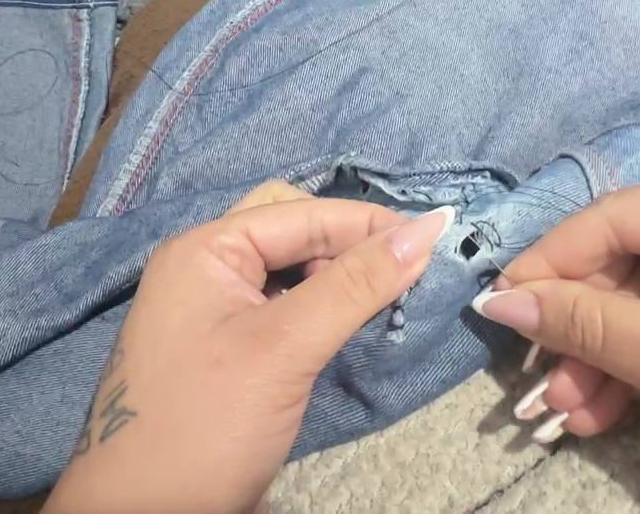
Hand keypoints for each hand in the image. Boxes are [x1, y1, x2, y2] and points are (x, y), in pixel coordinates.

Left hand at [43, 183, 454, 513]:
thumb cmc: (207, 426)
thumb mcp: (286, 349)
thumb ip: (356, 284)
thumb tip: (428, 228)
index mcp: (205, 248)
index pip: (300, 213)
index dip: (367, 222)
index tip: (434, 233)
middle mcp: (205, 264)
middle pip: (292, 228)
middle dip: (348, 242)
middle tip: (402, 267)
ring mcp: (211, 305)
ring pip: (288, 264)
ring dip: (336, 271)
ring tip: (383, 290)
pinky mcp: (224, 343)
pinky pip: (280, 300)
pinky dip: (318, 301)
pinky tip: (347, 316)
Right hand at [469, 172, 639, 513]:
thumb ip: (593, 326)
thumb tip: (499, 298)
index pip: (621, 217)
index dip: (554, 259)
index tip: (500, 303)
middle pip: (635, 261)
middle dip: (585, 326)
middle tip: (539, 381)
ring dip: (609, 356)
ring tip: (567, 412)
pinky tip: (606, 413)